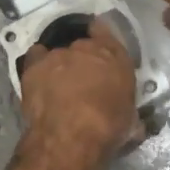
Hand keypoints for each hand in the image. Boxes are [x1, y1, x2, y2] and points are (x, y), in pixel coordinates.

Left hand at [18, 20, 141, 169]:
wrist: (71, 135)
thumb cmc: (107, 128)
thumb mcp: (129, 121)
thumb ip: (128, 111)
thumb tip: (134, 125)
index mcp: (115, 57)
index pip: (106, 34)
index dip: (100, 37)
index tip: (97, 45)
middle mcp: (87, 49)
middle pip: (82, 47)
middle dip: (82, 61)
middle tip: (81, 82)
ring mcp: (59, 54)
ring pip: (59, 55)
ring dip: (60, 67)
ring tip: (57, 88)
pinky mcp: (35, 65)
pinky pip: (36, 56)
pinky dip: (38, 65)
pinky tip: (38, 79)